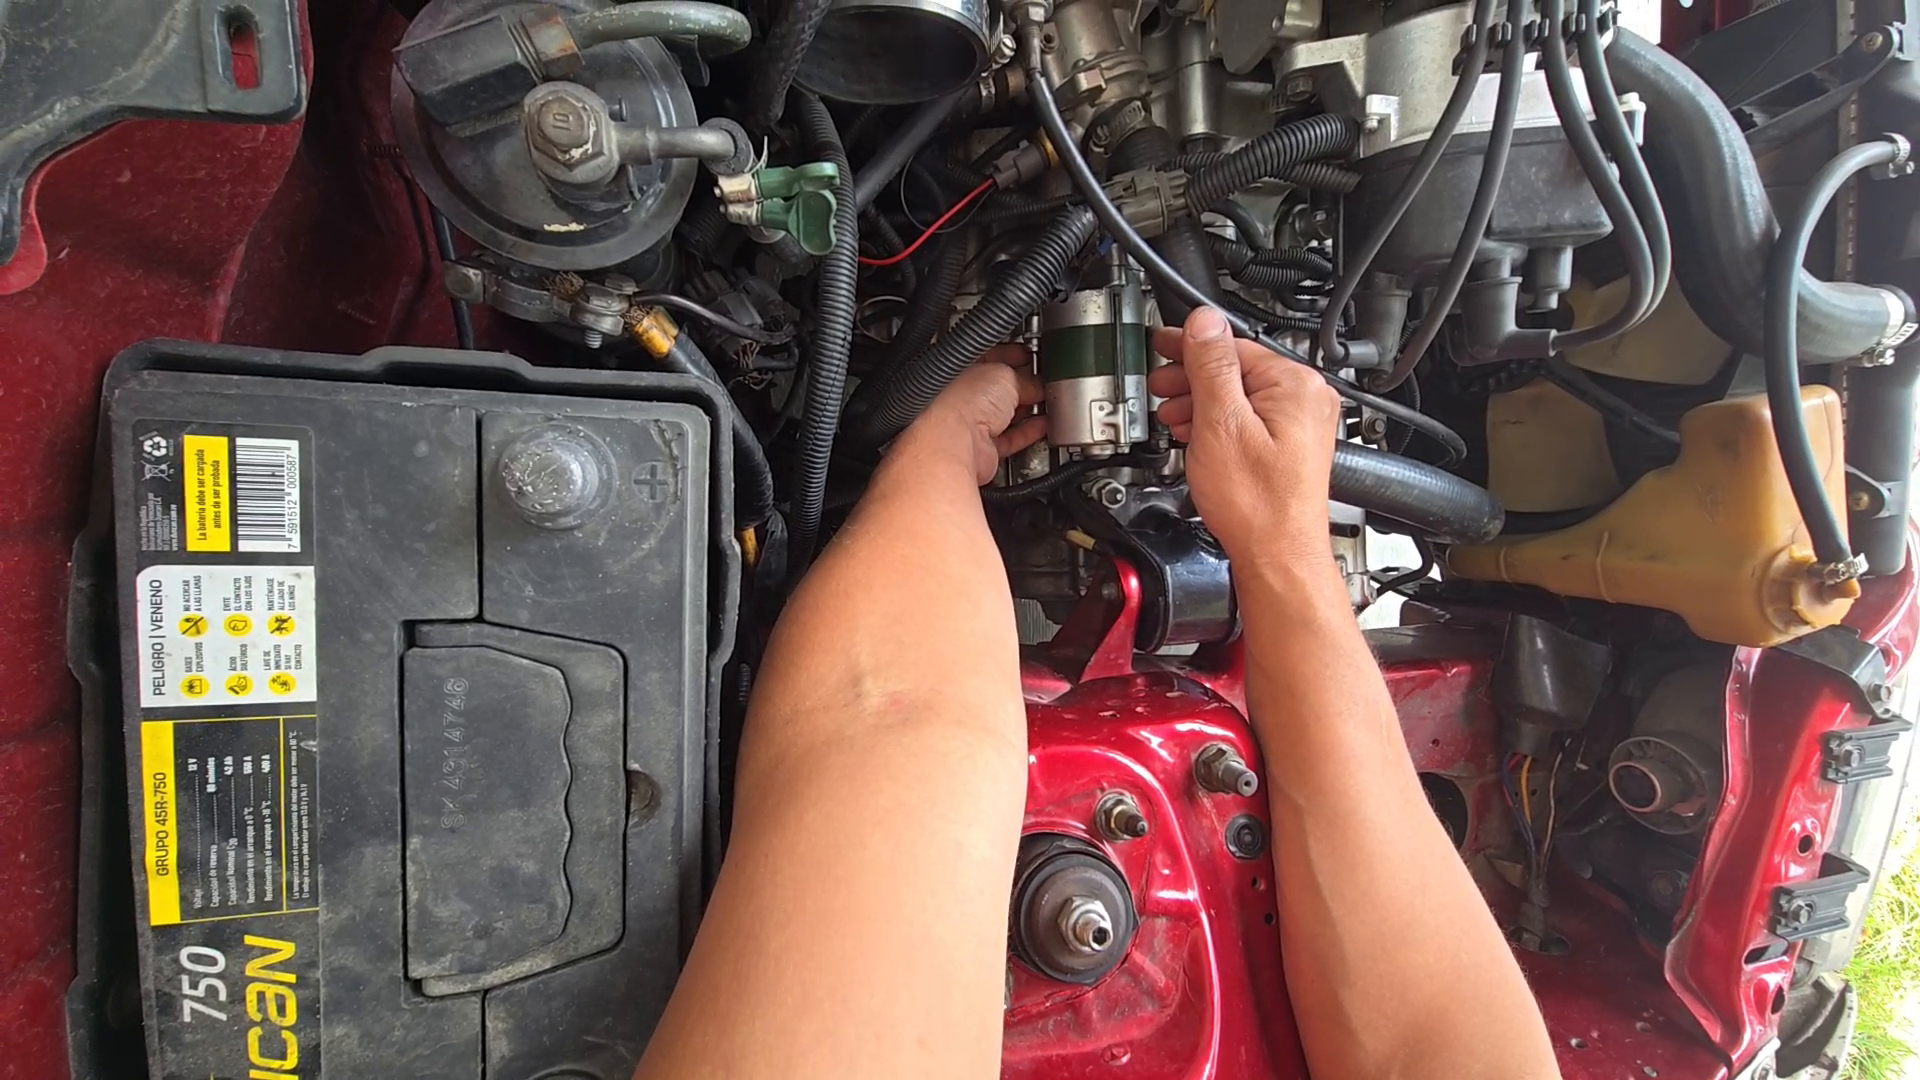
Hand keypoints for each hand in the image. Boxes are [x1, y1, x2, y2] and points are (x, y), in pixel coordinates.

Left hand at [895, 344, 1047, 484]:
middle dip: (1024, 384)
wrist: (954, 442)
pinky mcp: (982, 448)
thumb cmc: (962, 402)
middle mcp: (962, 396)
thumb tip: (1039, 383)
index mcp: (960, 368)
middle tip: (1044, 382)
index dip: (1014, 354)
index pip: (992, 357)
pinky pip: (1009, 438)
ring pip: (1005, 415)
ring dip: (1027, 409)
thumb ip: (1025, 377)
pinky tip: (1041, 425)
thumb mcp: (1005, 376)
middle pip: (1000, 388)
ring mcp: (970, 423)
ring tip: (1047, 403)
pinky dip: (1026, 433)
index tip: (1032, 357)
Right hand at [1148, 307, 1341, 565]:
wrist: (1276, 554)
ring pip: (1240, 396)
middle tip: (1160, 382)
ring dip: (1201, 401)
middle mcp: (1305, 400)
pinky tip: (1197, 433)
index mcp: (1293, 385)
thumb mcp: (1220, 424)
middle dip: (1192, 377)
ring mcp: (1300, 425)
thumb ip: (1211, 367)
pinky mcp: (1290, 447)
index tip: (1164, 343)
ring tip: (1172, 413)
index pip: (1232, 345)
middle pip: (1237, 370)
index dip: (1190, 346)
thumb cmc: (1256, 502)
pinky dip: (1217, 421)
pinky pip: (1248, 419)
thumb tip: (1204, 322)